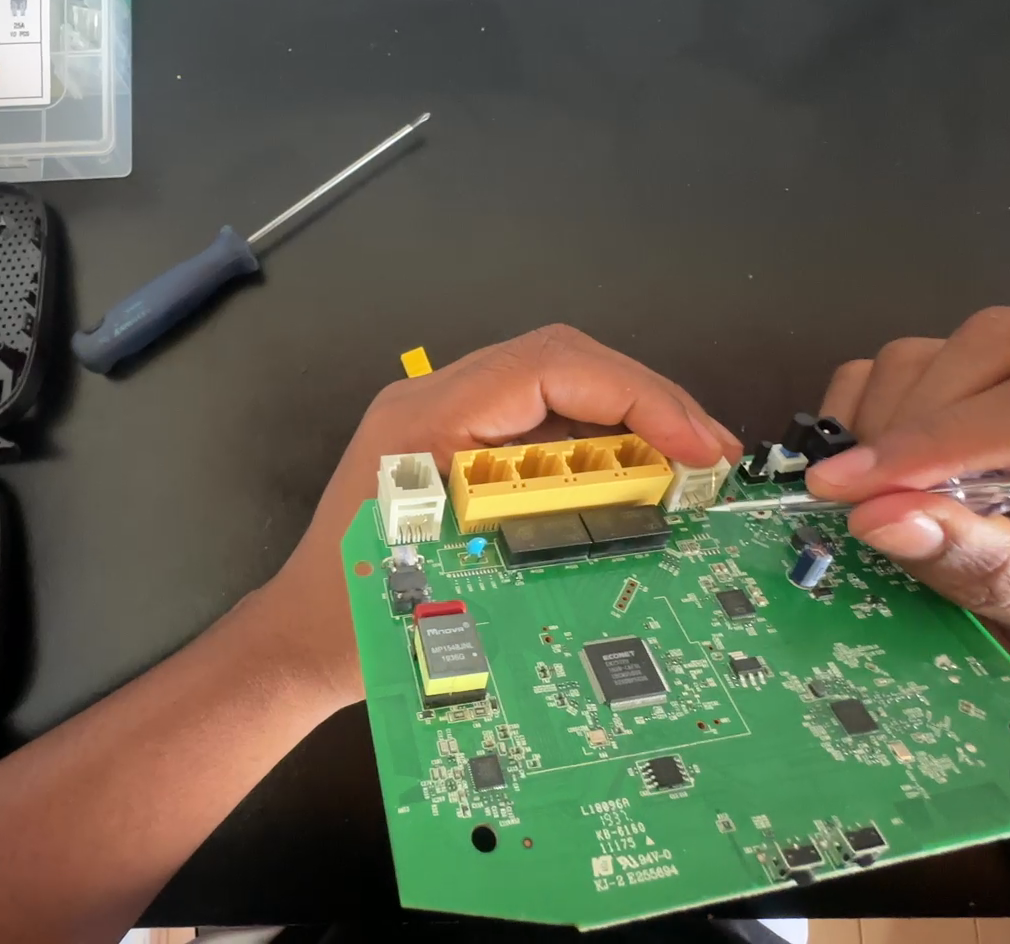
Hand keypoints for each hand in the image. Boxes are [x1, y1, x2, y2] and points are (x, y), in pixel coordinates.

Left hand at [261, 325, 740, 706]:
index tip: (700, 447)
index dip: (637, 395)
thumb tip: (656, 504)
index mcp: (427, 419)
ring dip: (625, 422)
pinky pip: (533, 426)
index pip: (549, 367)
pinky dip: (591, 449)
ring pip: (552, 392)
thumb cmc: (363, 624)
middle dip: (645, 402)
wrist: (300, 643)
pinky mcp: (448, 448)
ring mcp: (438, 421)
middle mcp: (431, 402)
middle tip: (709, 456)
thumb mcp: (464, 577)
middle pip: (558, 365)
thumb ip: (552, 529)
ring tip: (686, 468)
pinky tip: (630, 482)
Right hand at [804, 307, 1009, 704]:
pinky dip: (857, 412)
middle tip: (860, 494)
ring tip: (877, 495)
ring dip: (881, 421)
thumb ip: (994, 572)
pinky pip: (891, 366)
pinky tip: (872, 471)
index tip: (856, 489)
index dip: (948, 441)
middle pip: (1000, 346)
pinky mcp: (982, 378)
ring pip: (935, 351)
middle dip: (916, 421)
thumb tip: (879, 518)